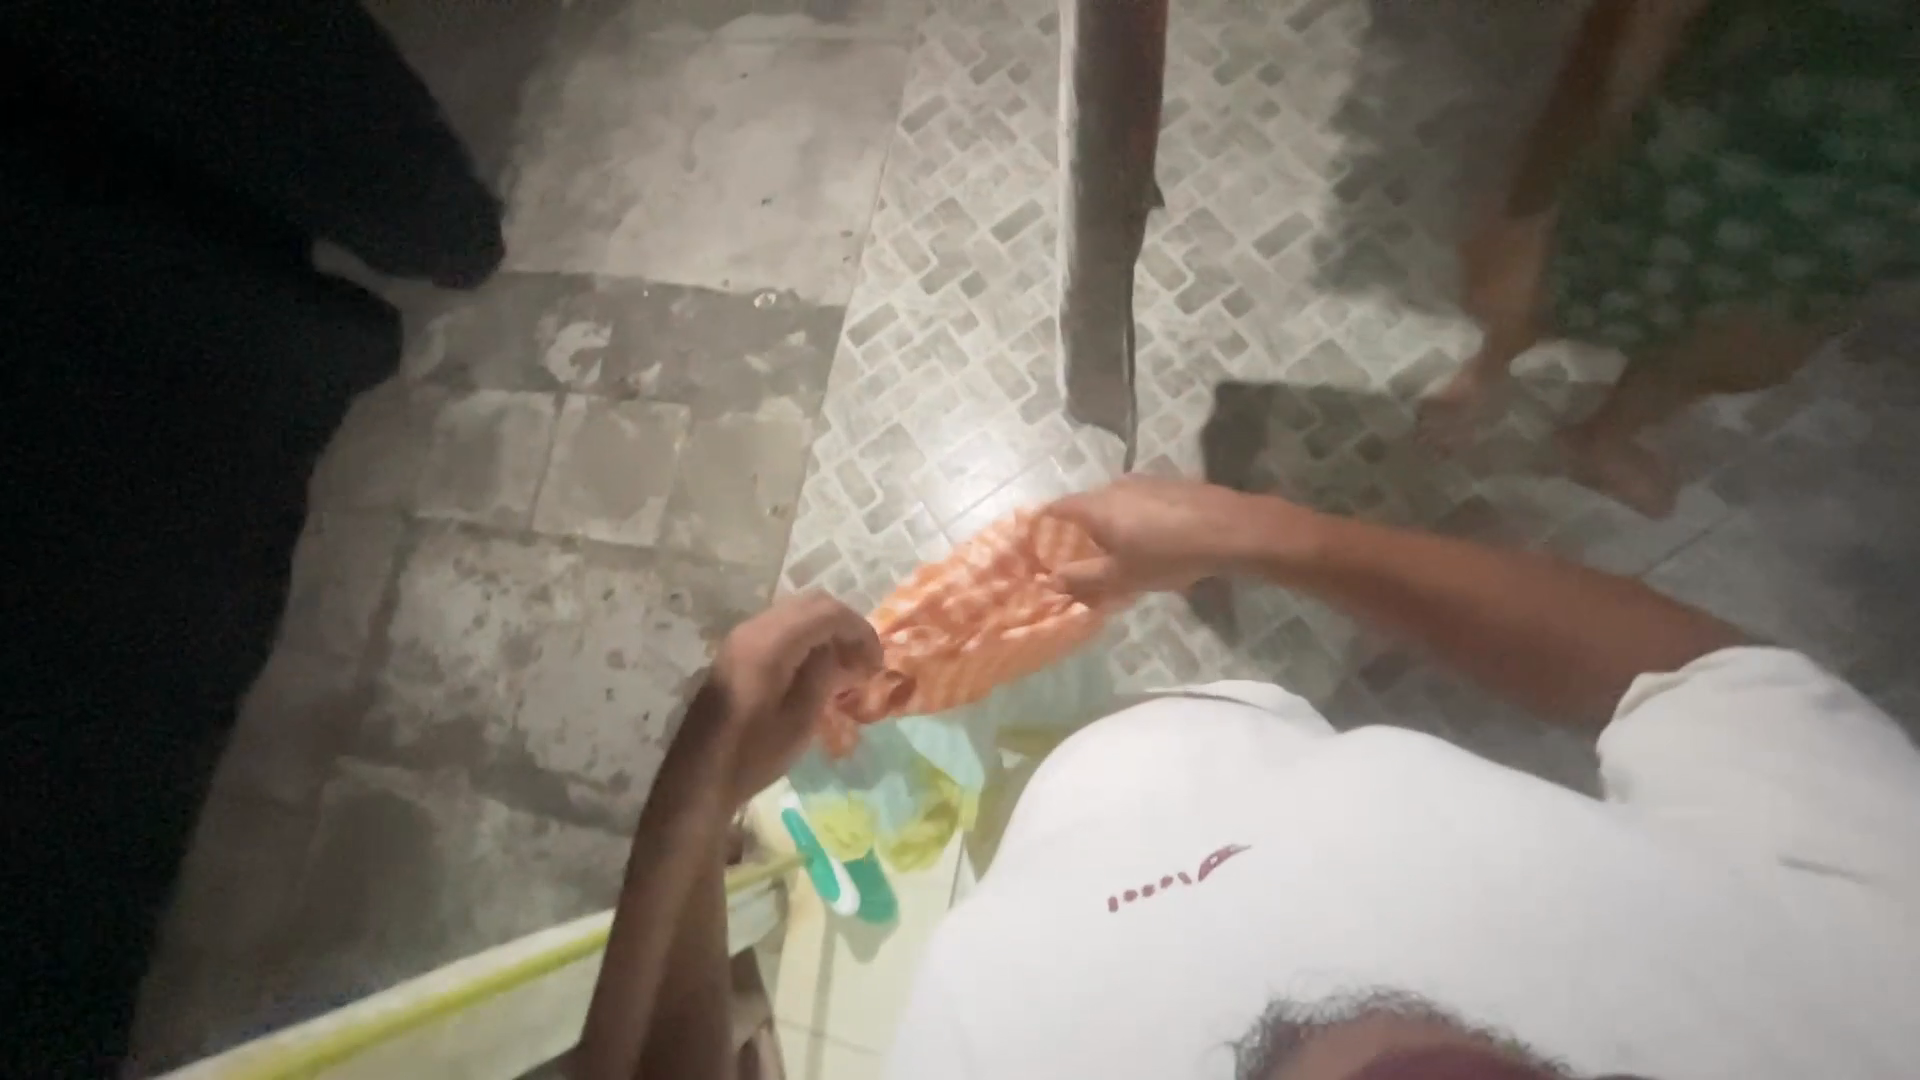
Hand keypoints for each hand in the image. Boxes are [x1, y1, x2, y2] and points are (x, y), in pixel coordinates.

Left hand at [709, 591, 881, 803]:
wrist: (697, 777)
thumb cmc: (752, 755)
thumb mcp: (800, 720)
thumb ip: (824, 675)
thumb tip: (839, 653)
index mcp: (770, 644)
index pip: (828, 613)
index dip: (860, 631)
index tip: (877, 663)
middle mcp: (754, 628)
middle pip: (813, 603)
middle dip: (846, 626)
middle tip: (865, 661)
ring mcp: (742, 636)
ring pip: (797, 611)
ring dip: (827, 630)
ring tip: (847, 666)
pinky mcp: (737, 650)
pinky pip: (782, 627)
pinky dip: (808, 637)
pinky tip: (818, 669)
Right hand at [1045, 476, 1309, 604]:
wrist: (1231, 530)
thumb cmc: (1168, 555)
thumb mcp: (1121, 577)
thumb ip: (1083, 578)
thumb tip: (1051, 580)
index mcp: (1096, 506)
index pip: (1057, 509)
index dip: (1044, 524)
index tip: (1040, 542)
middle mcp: (1114, 486)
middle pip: (1086, 506)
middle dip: (1081, 531)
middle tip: (1084, 558)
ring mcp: (1144, 481)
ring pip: (1115, 504)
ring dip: (1112, 525)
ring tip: (1122, 553)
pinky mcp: (1170, 484)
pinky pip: (1140, 502)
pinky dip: (1136, 520)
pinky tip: (1154, 541)